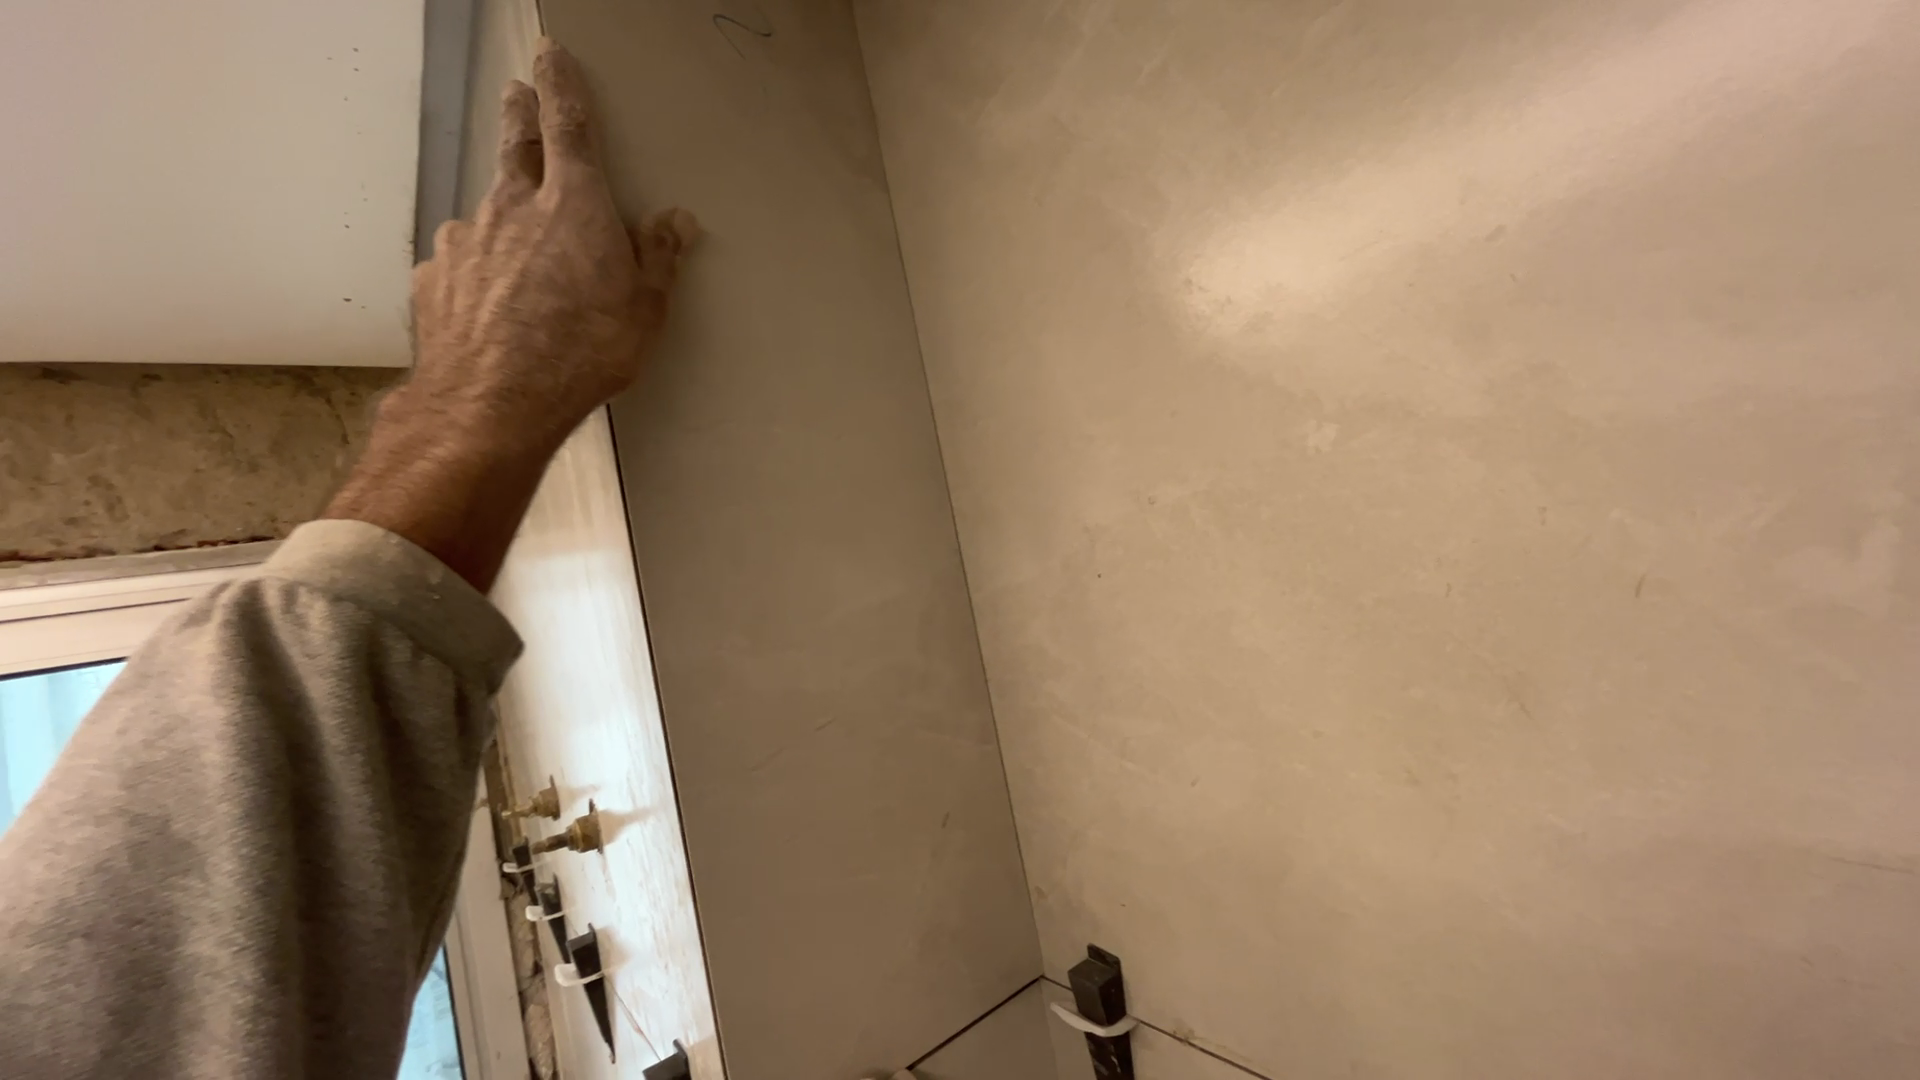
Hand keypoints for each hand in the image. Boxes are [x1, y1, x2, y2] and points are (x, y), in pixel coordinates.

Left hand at [324, 39, 695, 589]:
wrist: (494, 400)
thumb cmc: (585, 350)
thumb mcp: (644, 310)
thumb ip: (658, 259)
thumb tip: (676, 220)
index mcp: (573, 207)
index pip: (568, 127)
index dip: (563, 87)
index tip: (552, 53)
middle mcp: (512, 206)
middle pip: (515, 145)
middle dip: (520, 115)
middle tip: (518, 94)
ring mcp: (465, 238)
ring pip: (488, 210)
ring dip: (503, 209)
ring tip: (516, 239)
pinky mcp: (435, 276)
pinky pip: (464, 259)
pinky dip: (479, 264)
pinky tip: (490, 297)